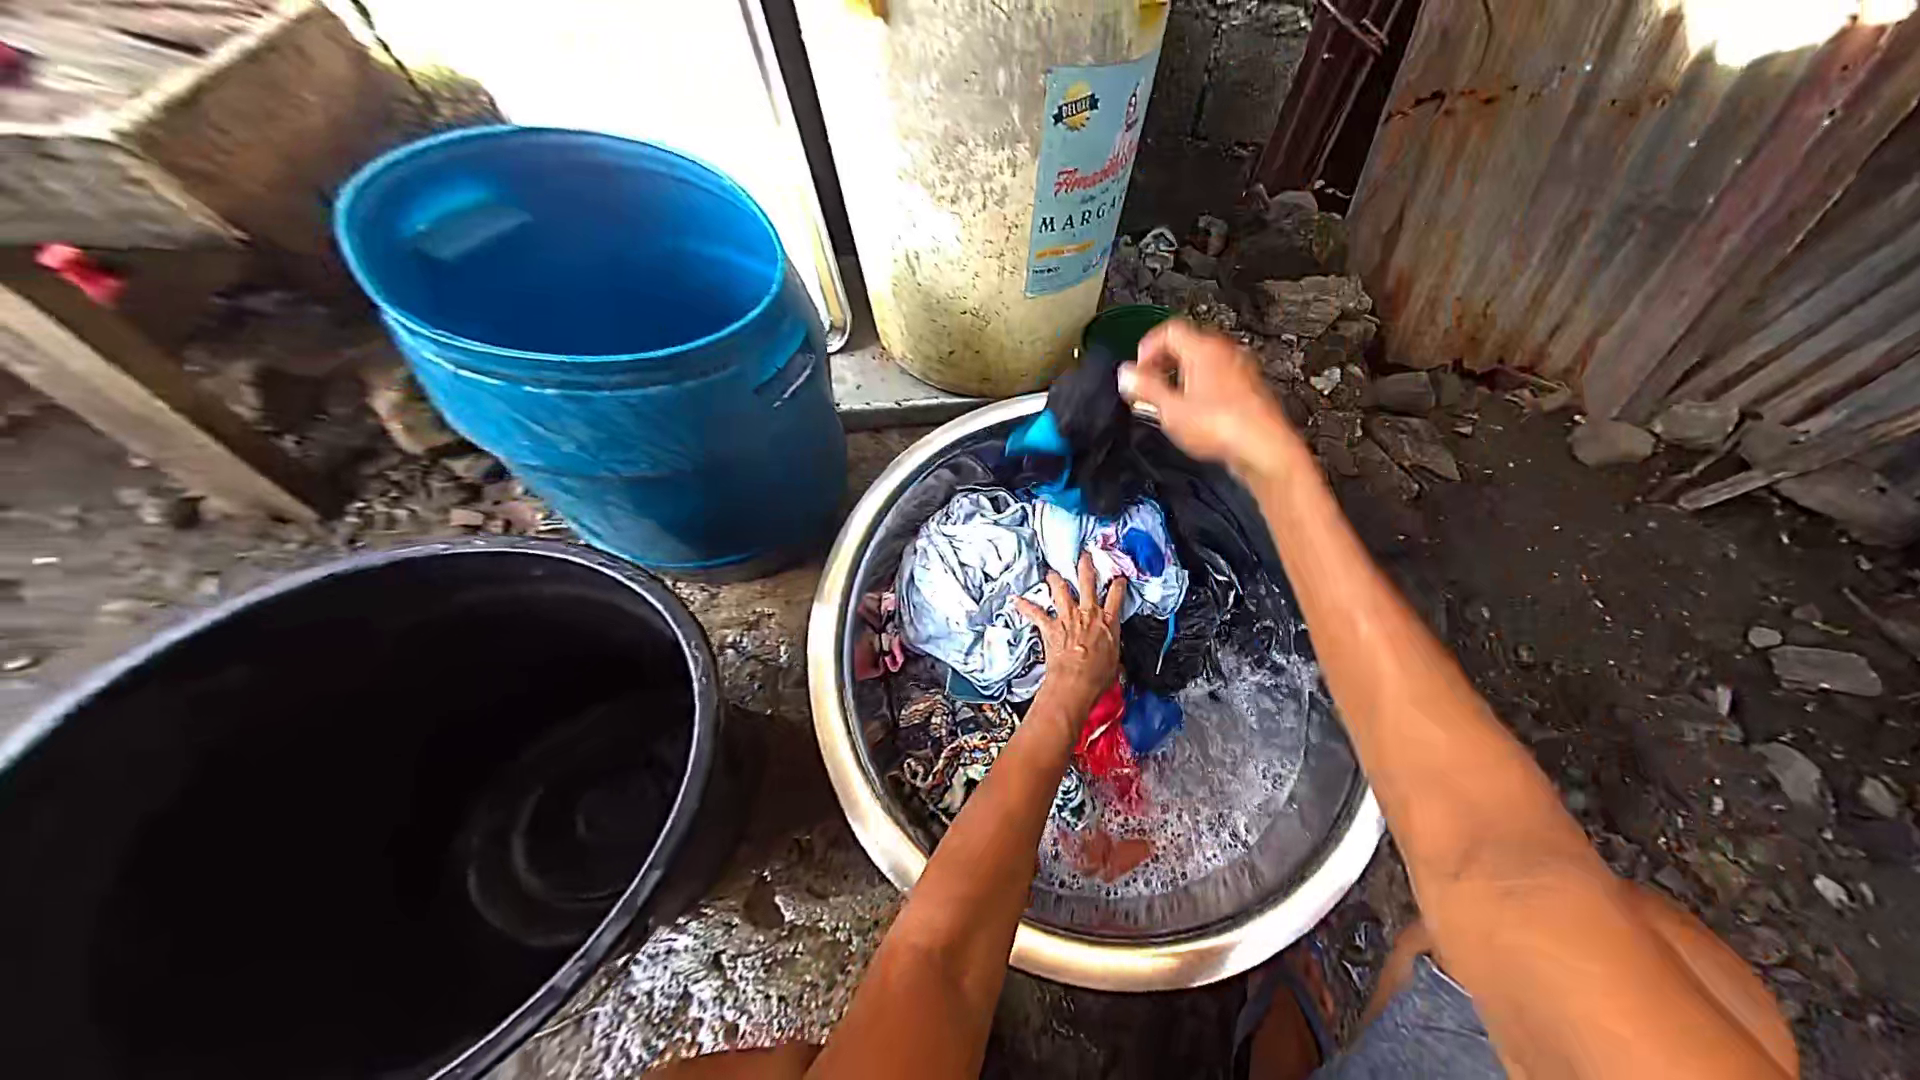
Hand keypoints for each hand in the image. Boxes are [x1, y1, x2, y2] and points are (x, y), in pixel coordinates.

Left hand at [1014, 552, 1124, 722]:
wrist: (1076, 680)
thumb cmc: (1097, 675)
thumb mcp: (1115, 660)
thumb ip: (1112, 649)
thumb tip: (1112, 655)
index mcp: (1108, 622)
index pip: (1116, 596)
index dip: (1118, 584)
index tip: (1118, 578)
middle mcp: (1088, 614)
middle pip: (1088, 582)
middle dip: (1086, 565)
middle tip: (1083, 555)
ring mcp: (1068, 618)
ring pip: (1061, 590)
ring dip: (1055, 579)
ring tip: (1051, 571)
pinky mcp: (1051, 626)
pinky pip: (1035, 613)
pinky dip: (1025, 606)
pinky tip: (1017, 599)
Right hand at [1118, 319, 1308, 481]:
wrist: (1263, 448)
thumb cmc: (1224, 427)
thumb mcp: (1170, 410)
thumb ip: (1145, 389)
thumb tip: (1127, 376)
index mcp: (1204, 349)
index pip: (1169, 331)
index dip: (1147, 348)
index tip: (1138, 370)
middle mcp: (1225, 353)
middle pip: (1186, 344)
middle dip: (1162, 363)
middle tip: (1148, 384)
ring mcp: (1240, 370)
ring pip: (1202, 362)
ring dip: (1179, 377)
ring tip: (1167, 401)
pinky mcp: (1247, 389)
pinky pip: (1217, 378)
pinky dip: (1199, 388)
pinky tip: (1193, 413)